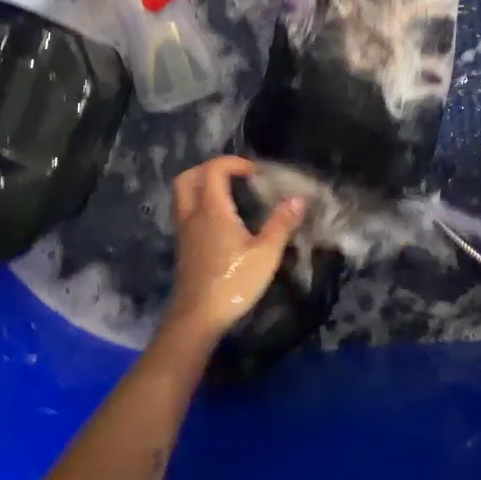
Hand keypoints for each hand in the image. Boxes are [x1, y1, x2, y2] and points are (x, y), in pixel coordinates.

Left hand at [164, 156, 305, 339]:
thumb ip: (281, 224)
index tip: (254, 173)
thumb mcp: (265, 254)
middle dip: (209, 168)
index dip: (233, 163)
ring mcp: (184, 231)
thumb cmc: (233, 283)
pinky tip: (218, 220)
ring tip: (227, 194)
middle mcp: (192, 214)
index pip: (214, 170)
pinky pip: (184, 212)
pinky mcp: (182, 246)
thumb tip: (298, 198)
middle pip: (188, 177)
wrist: (198, 316)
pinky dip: (198, 203)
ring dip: (200, 185)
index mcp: (212, 210)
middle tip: (234, 176)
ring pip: (182, 194)